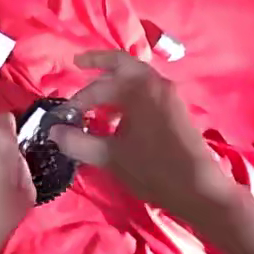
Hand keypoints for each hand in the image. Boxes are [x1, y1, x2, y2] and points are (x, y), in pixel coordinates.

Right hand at [50, 51, 250, 237]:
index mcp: (139, 88)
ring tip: (95, 103)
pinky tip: (117, 119)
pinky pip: (146, 90)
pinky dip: (128, 95)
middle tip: (78, 64)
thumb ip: (78, 142)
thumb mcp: (110, 157)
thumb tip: (53, 132)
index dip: (78, 99)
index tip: (65, 116)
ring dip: (113, 84)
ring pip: (135, 77)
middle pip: (121, 64)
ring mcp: (169, 94)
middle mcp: (155, 83)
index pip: (99, 85)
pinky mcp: (175, 108)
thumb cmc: (154, 169)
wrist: (200, 189)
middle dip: (98, 65)